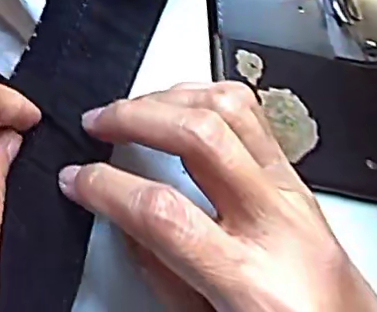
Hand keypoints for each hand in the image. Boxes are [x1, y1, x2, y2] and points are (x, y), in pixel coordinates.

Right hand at [59, 82, 376, 311]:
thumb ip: (165, 276)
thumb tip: (123, 218)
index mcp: (256, 285)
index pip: (165, 214)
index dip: (108, 188)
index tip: (77, 177)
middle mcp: (279, 225)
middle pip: (200, 137)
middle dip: (135, 117)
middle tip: (98, 122)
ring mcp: (294, 192)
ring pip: (230, 108)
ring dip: (170, 95)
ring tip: (133, 105)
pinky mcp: (299, 177)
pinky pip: (252, 112)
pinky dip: (206, 92)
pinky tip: (180, 100)